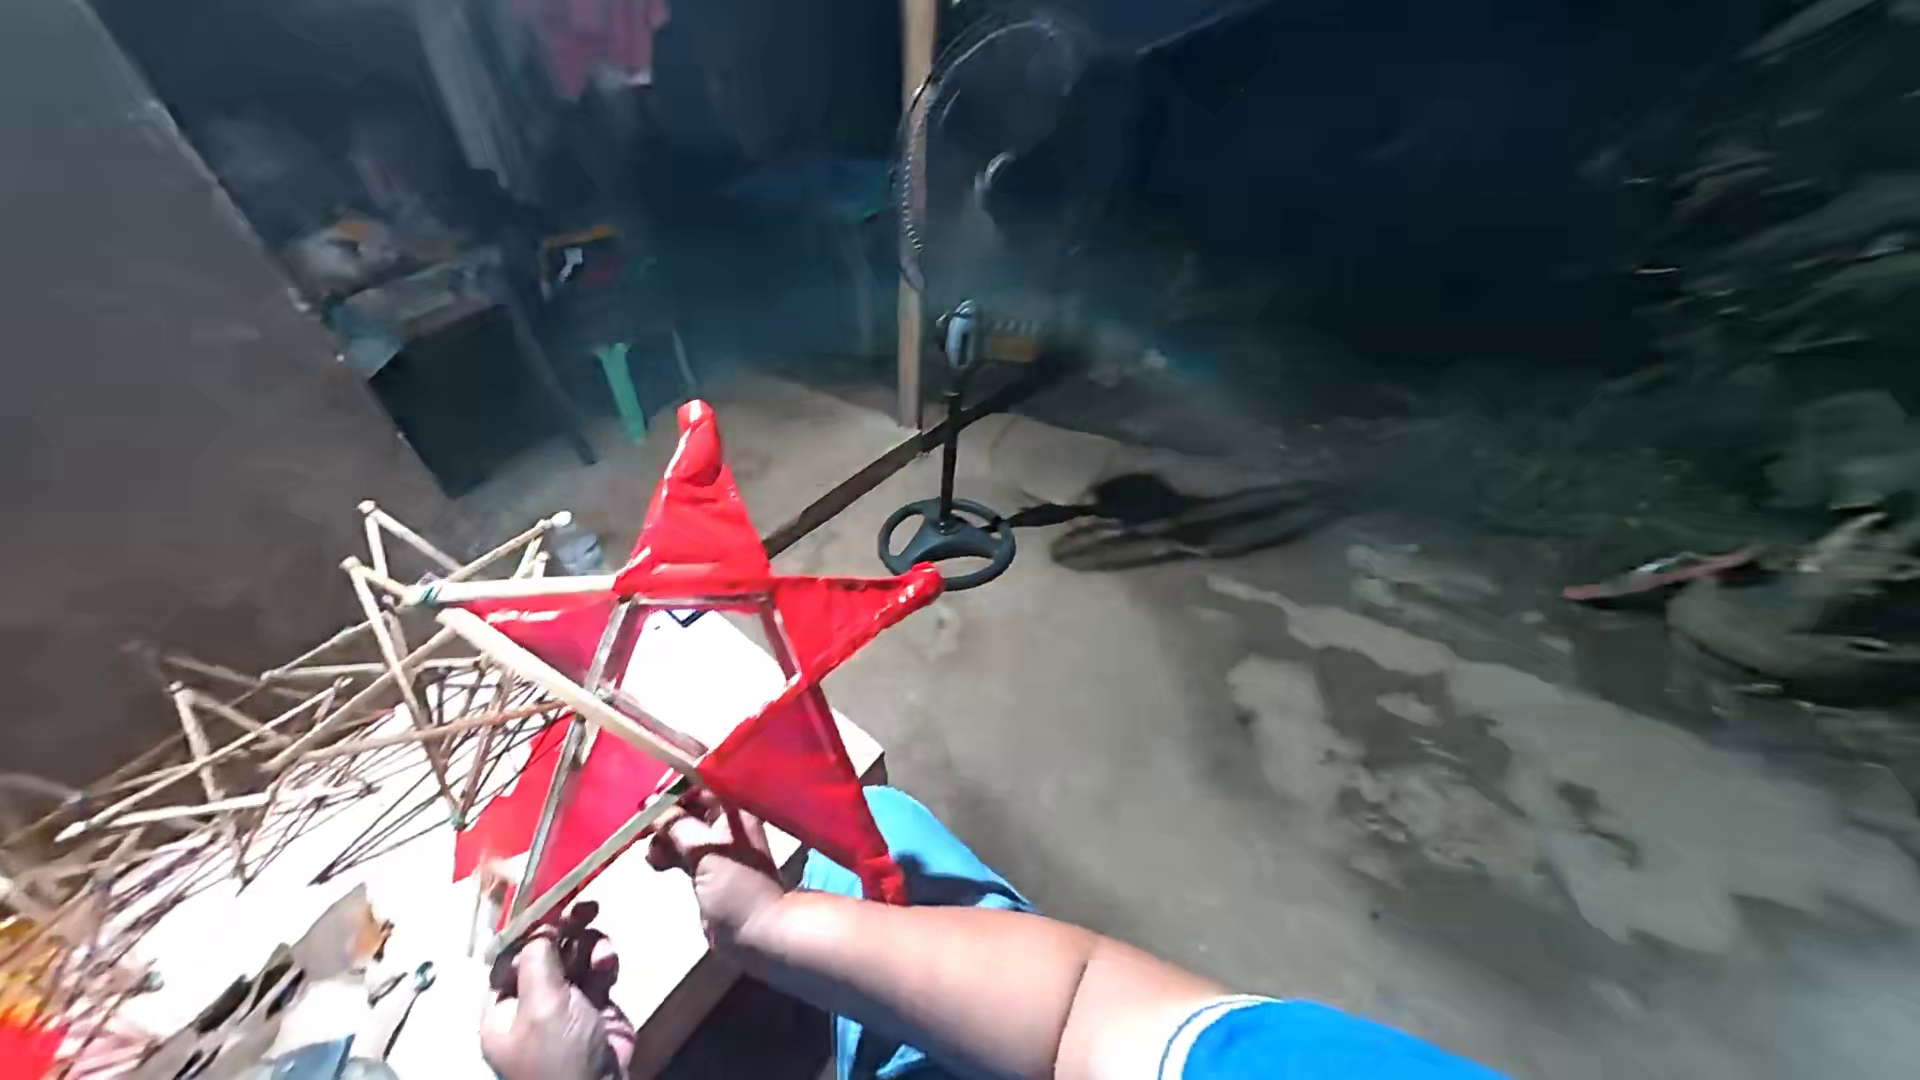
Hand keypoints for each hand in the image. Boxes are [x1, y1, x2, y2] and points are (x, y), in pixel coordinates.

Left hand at [481, 903, 633, 1079]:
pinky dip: (606, 960)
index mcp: (503, 1008)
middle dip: (567, 929)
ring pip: (577, 952)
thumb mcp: (542, 1004)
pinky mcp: (595, 1000)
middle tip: (588, 908)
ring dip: (591, 944)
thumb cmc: (557, 1052)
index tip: (556, 899)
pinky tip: (610, 968)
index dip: (532, 927)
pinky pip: (598, 965)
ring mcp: (565, 1001)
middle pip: (547, 949)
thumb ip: (538, 959)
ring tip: (602, 955)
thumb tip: (539, 924)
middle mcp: (531, 1000)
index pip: (510, 955)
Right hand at [644, 789, 786, 952]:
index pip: (703, 780)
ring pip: (681, 826)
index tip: (649, 796)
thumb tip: (653, 804)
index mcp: (734, 808)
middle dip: (664, 811)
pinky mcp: (705, 865)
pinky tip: (655, 863)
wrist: (757, 929)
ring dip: (662, 834)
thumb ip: (680, 826)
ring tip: (651, 849)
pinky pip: (680, 849)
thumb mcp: (707, 852)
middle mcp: (725, 819)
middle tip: (640, 826)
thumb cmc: (739, 885)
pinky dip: (665, 852)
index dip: (676, 784)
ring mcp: (715, 842)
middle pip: (689, 803)